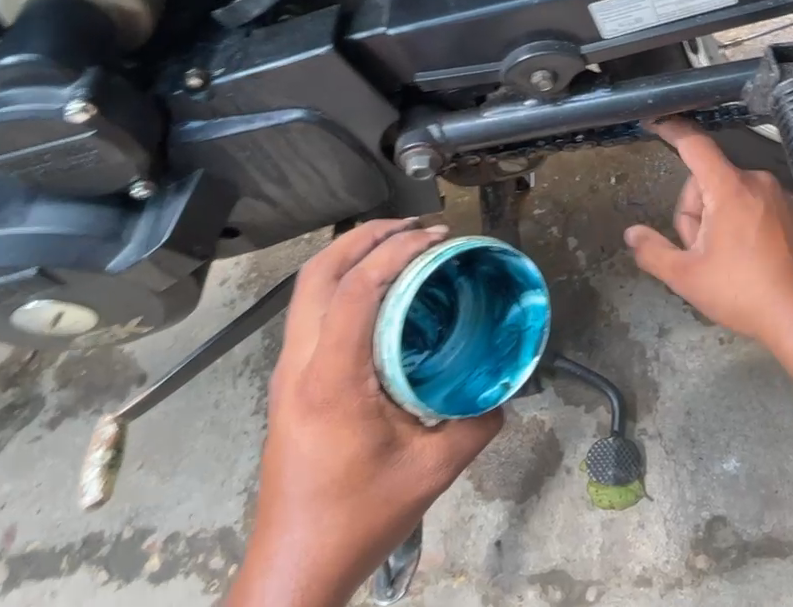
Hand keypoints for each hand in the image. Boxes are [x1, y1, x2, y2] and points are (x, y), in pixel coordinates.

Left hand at [232, 219, 501, 606]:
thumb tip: (504, 386)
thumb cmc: (359, 517)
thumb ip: (478, 421)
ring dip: (351, 256)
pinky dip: (345, 284)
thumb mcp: (433, 470)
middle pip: (317, 273)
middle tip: (416, 226)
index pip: (356, 289)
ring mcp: (288, 373)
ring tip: (401, 247)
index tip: (438, 237)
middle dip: (365, 236)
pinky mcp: (290, 385)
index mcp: (331, 379)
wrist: (295, 566)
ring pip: (308, 290)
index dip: (397, 250)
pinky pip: (313, 313)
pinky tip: (383, 297)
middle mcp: (299, 365)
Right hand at [625, 118, 792, 346]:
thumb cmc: (742, 293)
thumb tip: (632, 234)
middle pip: (710, 182)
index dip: (673, 131)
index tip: (658, 122)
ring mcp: (784, 196)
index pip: (695, 146)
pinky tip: (754, 259)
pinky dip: (749, 224)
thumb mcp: (686, 277)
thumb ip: (653, 251)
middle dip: (697, 212)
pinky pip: (761, 206)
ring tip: (730, 261)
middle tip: (702, 253)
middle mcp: (759, 182)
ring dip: (722, 219)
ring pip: (735, 195)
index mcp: (729, 188)